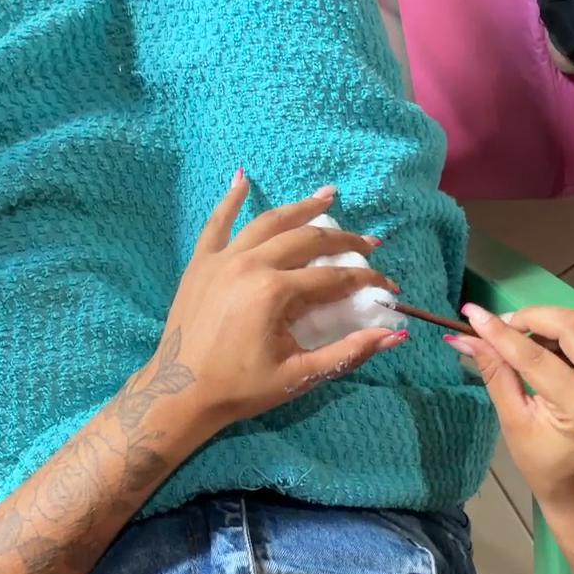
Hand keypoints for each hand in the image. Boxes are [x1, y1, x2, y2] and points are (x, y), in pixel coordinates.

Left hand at [150, 173, 407, 431]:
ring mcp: (222, 260)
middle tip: (368, 241)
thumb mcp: (299, 376)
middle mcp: (249, 265)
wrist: (179, 394)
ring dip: (300, 208)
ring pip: (268, 222)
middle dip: (342, 240)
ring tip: (326, 196)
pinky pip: (216, 224)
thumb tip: (394, 336)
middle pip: (306, 240)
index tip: (388, 286)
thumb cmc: (241, 388)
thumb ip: (348, 353)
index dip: (365, 280)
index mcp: (274, 292)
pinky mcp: (200, 263)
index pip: (333, 277)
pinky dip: (230, 200)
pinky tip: (241, 179)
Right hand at [447, 304, 573, 524]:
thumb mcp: (515, 425)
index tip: (473, 316)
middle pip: (572, 325)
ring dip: (547, 325)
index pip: (535, 356)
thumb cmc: (548, 472)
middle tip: (501, 325)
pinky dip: (563, 338)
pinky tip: (541, 351)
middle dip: (532, 317)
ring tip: (517, 338)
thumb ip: (495, 375)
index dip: (500, 333)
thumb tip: (466, 340)